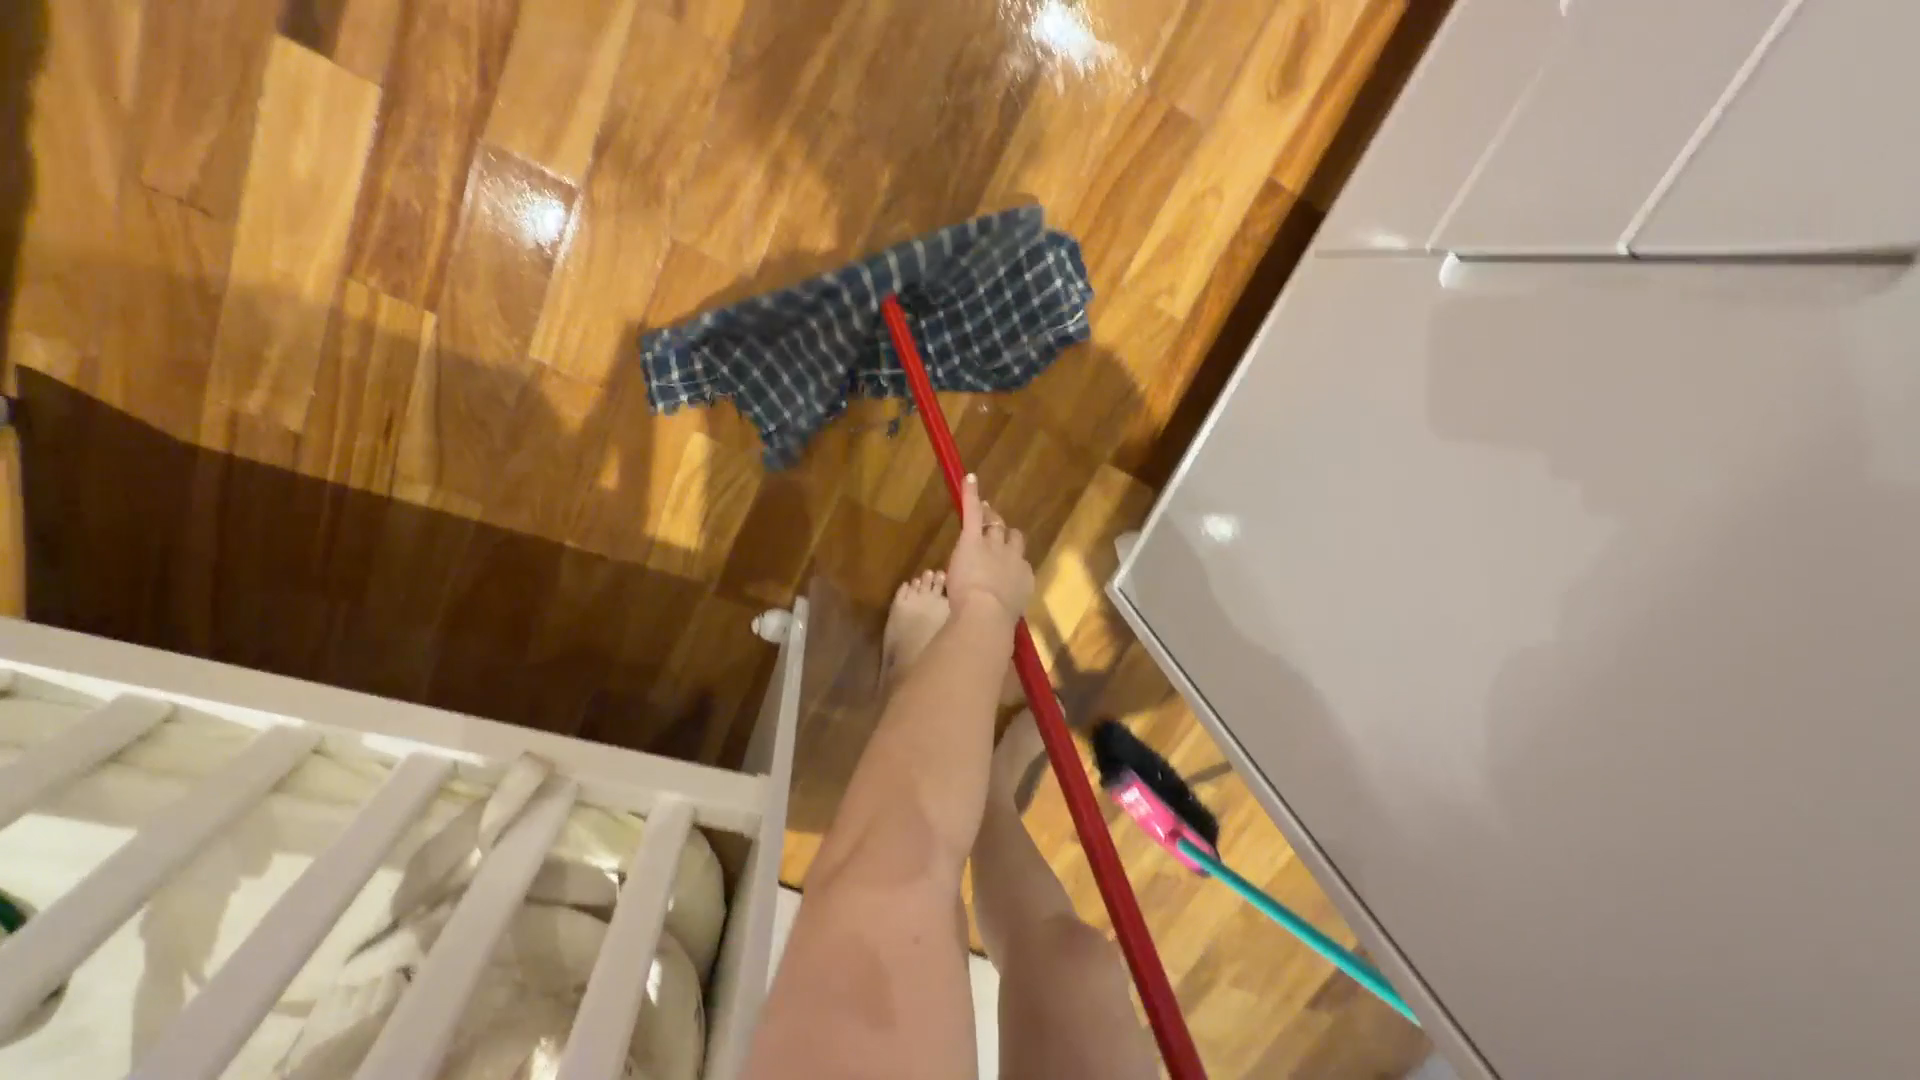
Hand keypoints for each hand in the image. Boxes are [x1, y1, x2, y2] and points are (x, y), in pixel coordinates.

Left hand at [946, 474, 1033, 621]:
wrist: (985, 613)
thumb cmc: (996, 624)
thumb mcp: (1007, 619)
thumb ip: (1005, 611)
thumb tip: (1002, 621)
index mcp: (1023, 580)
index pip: (1019, 563)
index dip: (1008, 561)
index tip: (1001, 565)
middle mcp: (1013, 558)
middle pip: (1011, 538)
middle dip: (1003, 535)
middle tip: (993, 531)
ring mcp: (993, 546)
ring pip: (995, 526)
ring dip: (990, 519)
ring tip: (984, 511)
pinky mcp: (973, 538)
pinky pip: (973, 512)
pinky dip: (971, 495)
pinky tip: (969, 479)